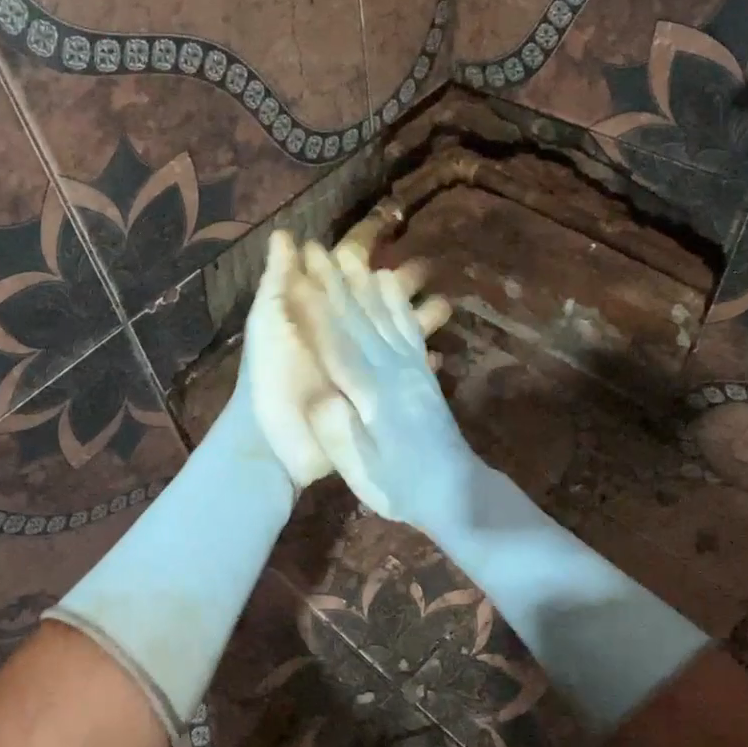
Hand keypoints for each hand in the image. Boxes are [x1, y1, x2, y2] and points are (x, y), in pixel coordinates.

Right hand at [276, 233, 473, 529]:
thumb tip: (317, 398)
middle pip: (358, 320)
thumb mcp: (366, 473)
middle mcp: (393, 373)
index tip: (289, 281)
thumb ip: (341, 435)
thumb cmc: (402, 489)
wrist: (458, 494)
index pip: (335, 345)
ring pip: (383, 316)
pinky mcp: (422, 374)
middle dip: (332, 284)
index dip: (311, 312)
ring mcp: (411, 369)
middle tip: (311, 252)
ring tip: (342, 254)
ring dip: (360, 283)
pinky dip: (394, 300)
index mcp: (372, 396)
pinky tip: (386, 282)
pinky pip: (406, 327)